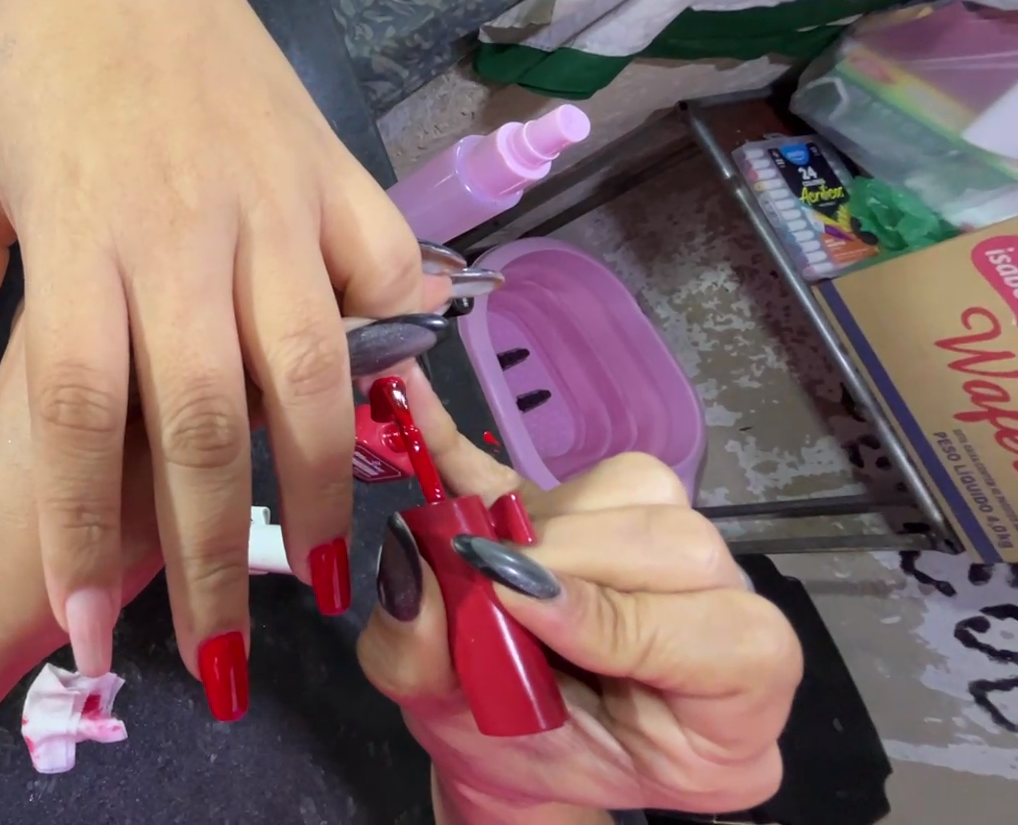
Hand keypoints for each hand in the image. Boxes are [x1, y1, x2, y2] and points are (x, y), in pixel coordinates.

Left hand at [0, 0, 433, 711]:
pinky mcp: (331, 170)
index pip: (72, 413)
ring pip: (306, 370)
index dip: (75, 531)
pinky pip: (381, 279)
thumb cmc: (32, 66)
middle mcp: (177, 232)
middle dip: (206, 552)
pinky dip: (393, 354)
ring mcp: (267, 201)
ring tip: (320, 573)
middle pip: (195, 422)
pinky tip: (385, 420)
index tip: (89, 628)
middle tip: (218, 654)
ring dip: (318, 486)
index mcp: (76, 241)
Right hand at [359, 370, 800, 822]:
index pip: (734, 646)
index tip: (511, 598)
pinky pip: (544, 460)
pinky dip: (476, 439)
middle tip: (484, 564)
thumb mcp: (447, 724)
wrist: (495, 731)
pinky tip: (417, 403)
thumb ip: (419, 658)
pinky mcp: (590, 513)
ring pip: (646, 491)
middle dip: (573, 549)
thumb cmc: (488, 743)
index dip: (620, 614)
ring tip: (485, 541)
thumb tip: (412, 568)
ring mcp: (662, 562)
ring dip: (552, 508)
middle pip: (687, 547)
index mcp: (718, 724)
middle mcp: (717, 632)